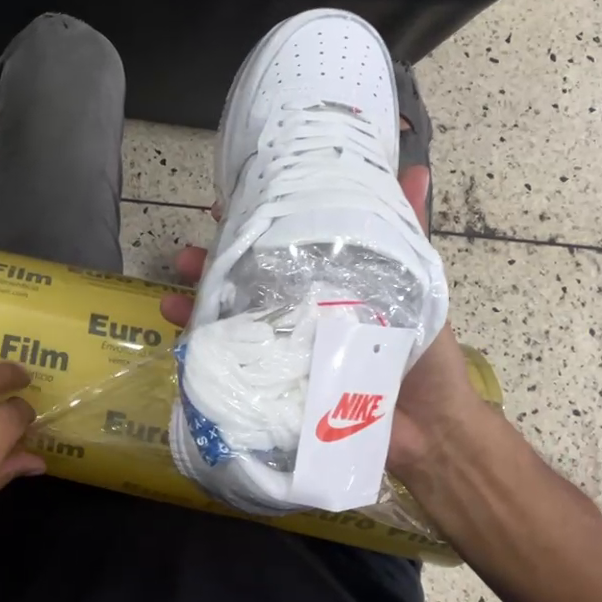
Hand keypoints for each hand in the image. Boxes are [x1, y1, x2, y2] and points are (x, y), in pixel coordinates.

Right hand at [157, 159, 487, 479]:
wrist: (431, 431)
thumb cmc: (424, 356)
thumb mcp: (419, 284)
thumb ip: (409, 232)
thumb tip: (415, 170)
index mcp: (321, 286)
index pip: (275, 250)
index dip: (246, 229)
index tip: (220, 208)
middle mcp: (294, 314)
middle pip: (241, 283)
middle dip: (208, 267)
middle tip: (185, 256)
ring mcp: (281, 352)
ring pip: (229, 322)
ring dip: (194, 307)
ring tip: (170, 300)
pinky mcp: (275, 389)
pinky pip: (233, 368)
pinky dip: (203, 356)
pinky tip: (183, 346)